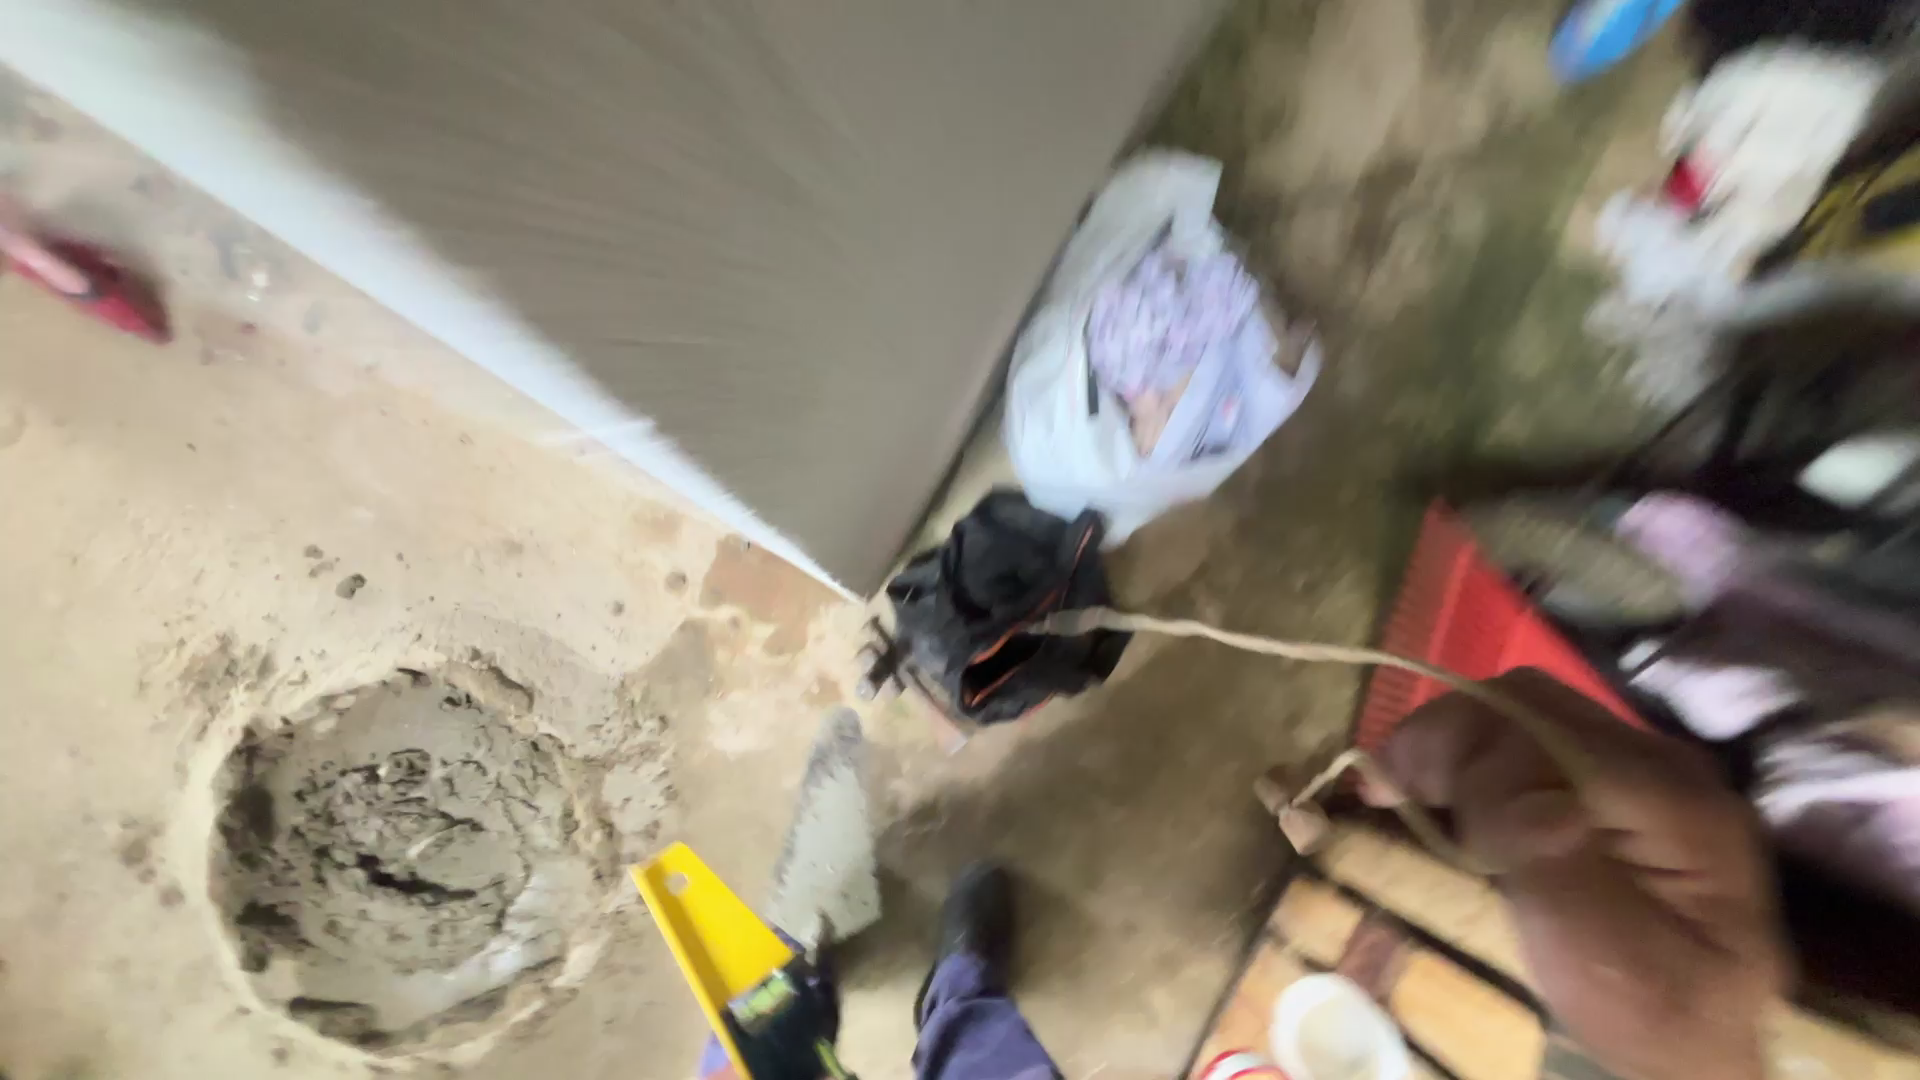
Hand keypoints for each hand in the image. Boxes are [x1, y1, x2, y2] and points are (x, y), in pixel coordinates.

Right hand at [1370, 669, 1787, 1079]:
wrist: (1680, 1031)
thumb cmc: (1641, 1011)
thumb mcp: (1611, 968)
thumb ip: (1563, 874)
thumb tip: (1526, 801)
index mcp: (1675, 808)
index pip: (1543, 738)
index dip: (1459, 758)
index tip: (1391, 801)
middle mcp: (1655, 762)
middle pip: (1522, 703)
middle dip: (1439, 738)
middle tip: (1383, 791)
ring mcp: (1625, 759)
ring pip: (1508, 705)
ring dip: (1439, 739)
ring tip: (1394, 787)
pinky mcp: (1594, 766)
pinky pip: (1508, 724)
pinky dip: (1452, 745)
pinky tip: (1424, 782)